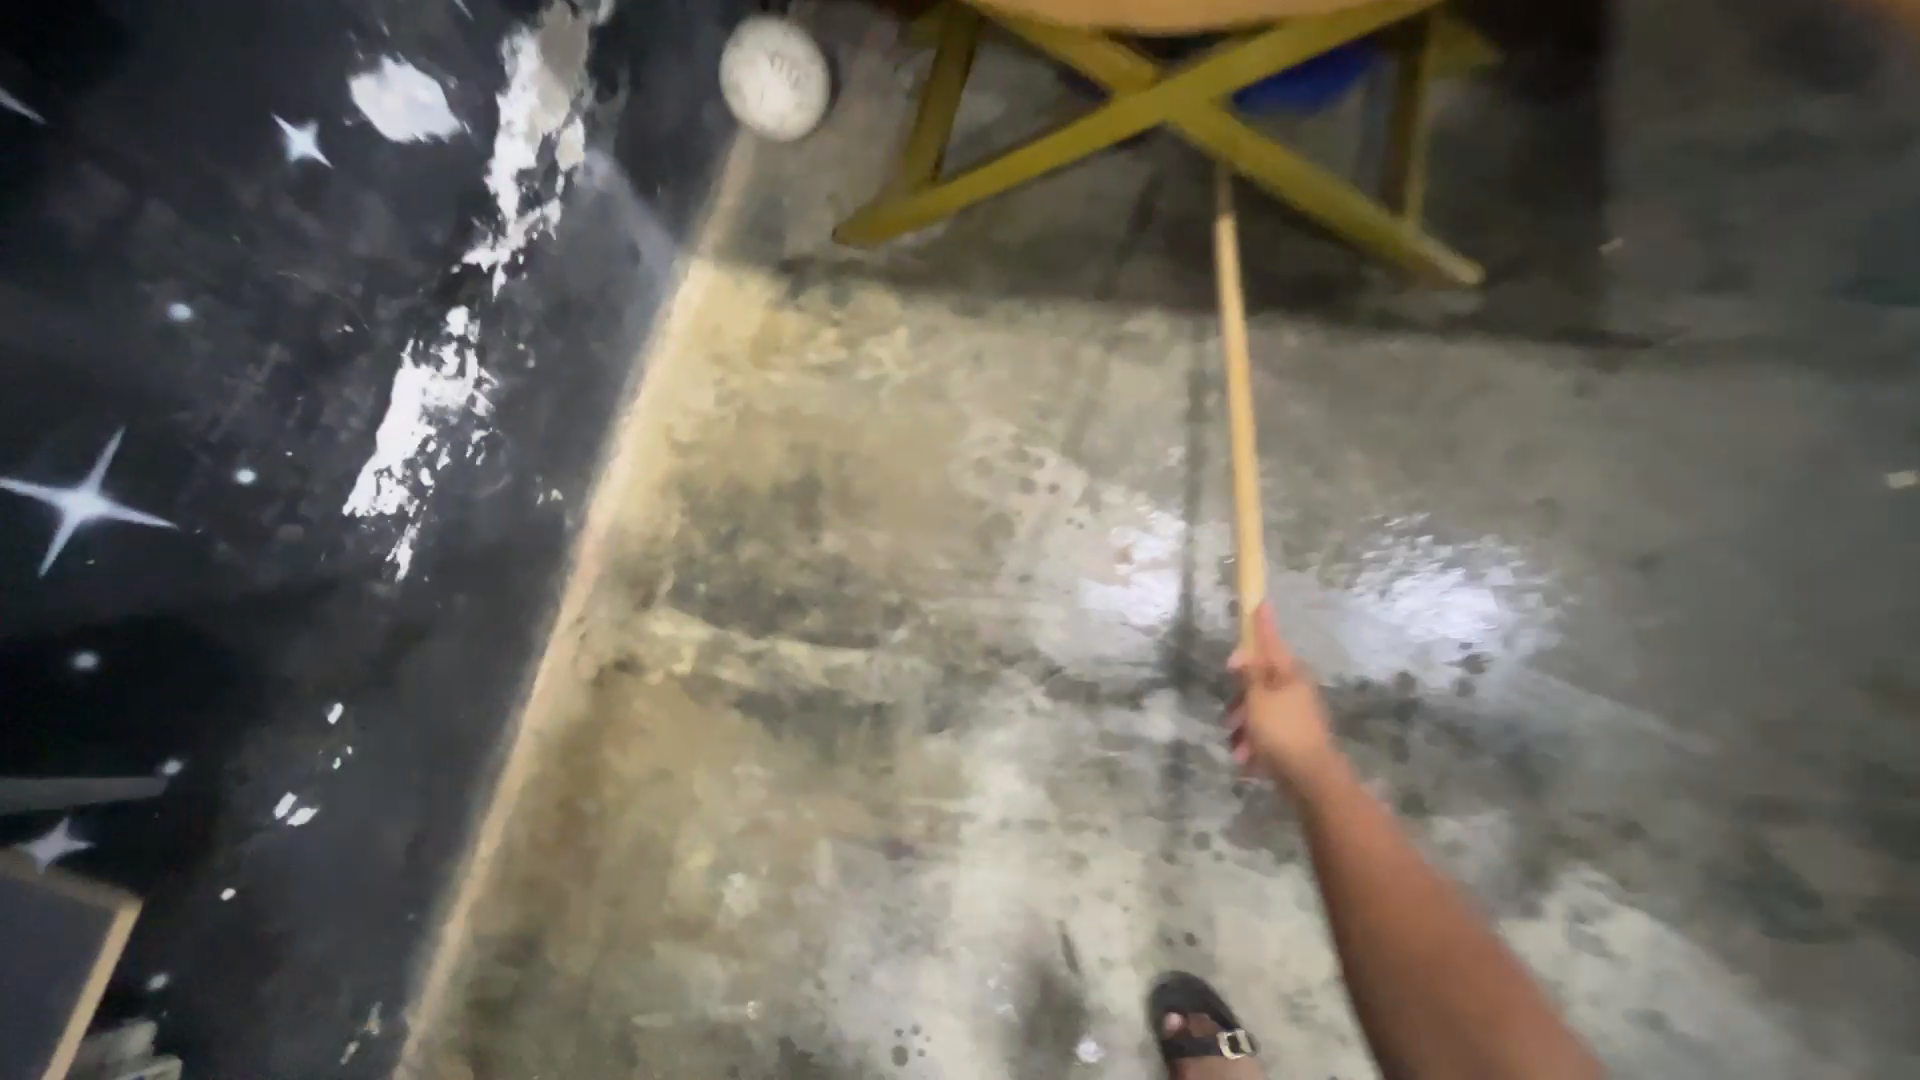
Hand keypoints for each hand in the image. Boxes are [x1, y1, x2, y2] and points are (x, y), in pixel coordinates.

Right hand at [1227, 600, 1339, 792]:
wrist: (1312, 780)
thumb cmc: (1282, 732)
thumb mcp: (1257, 699)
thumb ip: (1248, 674)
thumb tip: (1243, 652)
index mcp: (1288, 674)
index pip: (1270, 641)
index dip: (1261, 624)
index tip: (1259, 602)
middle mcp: (1293, 689)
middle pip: (1257, 680)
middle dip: (1238, 700)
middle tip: (1230, 716)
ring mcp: (1294, 715)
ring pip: (1256, 710)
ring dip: (1242, 727)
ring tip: (1239, 748)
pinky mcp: (1292, 739)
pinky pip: (1264, 733)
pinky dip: (1253, 744)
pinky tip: (1248, 761)